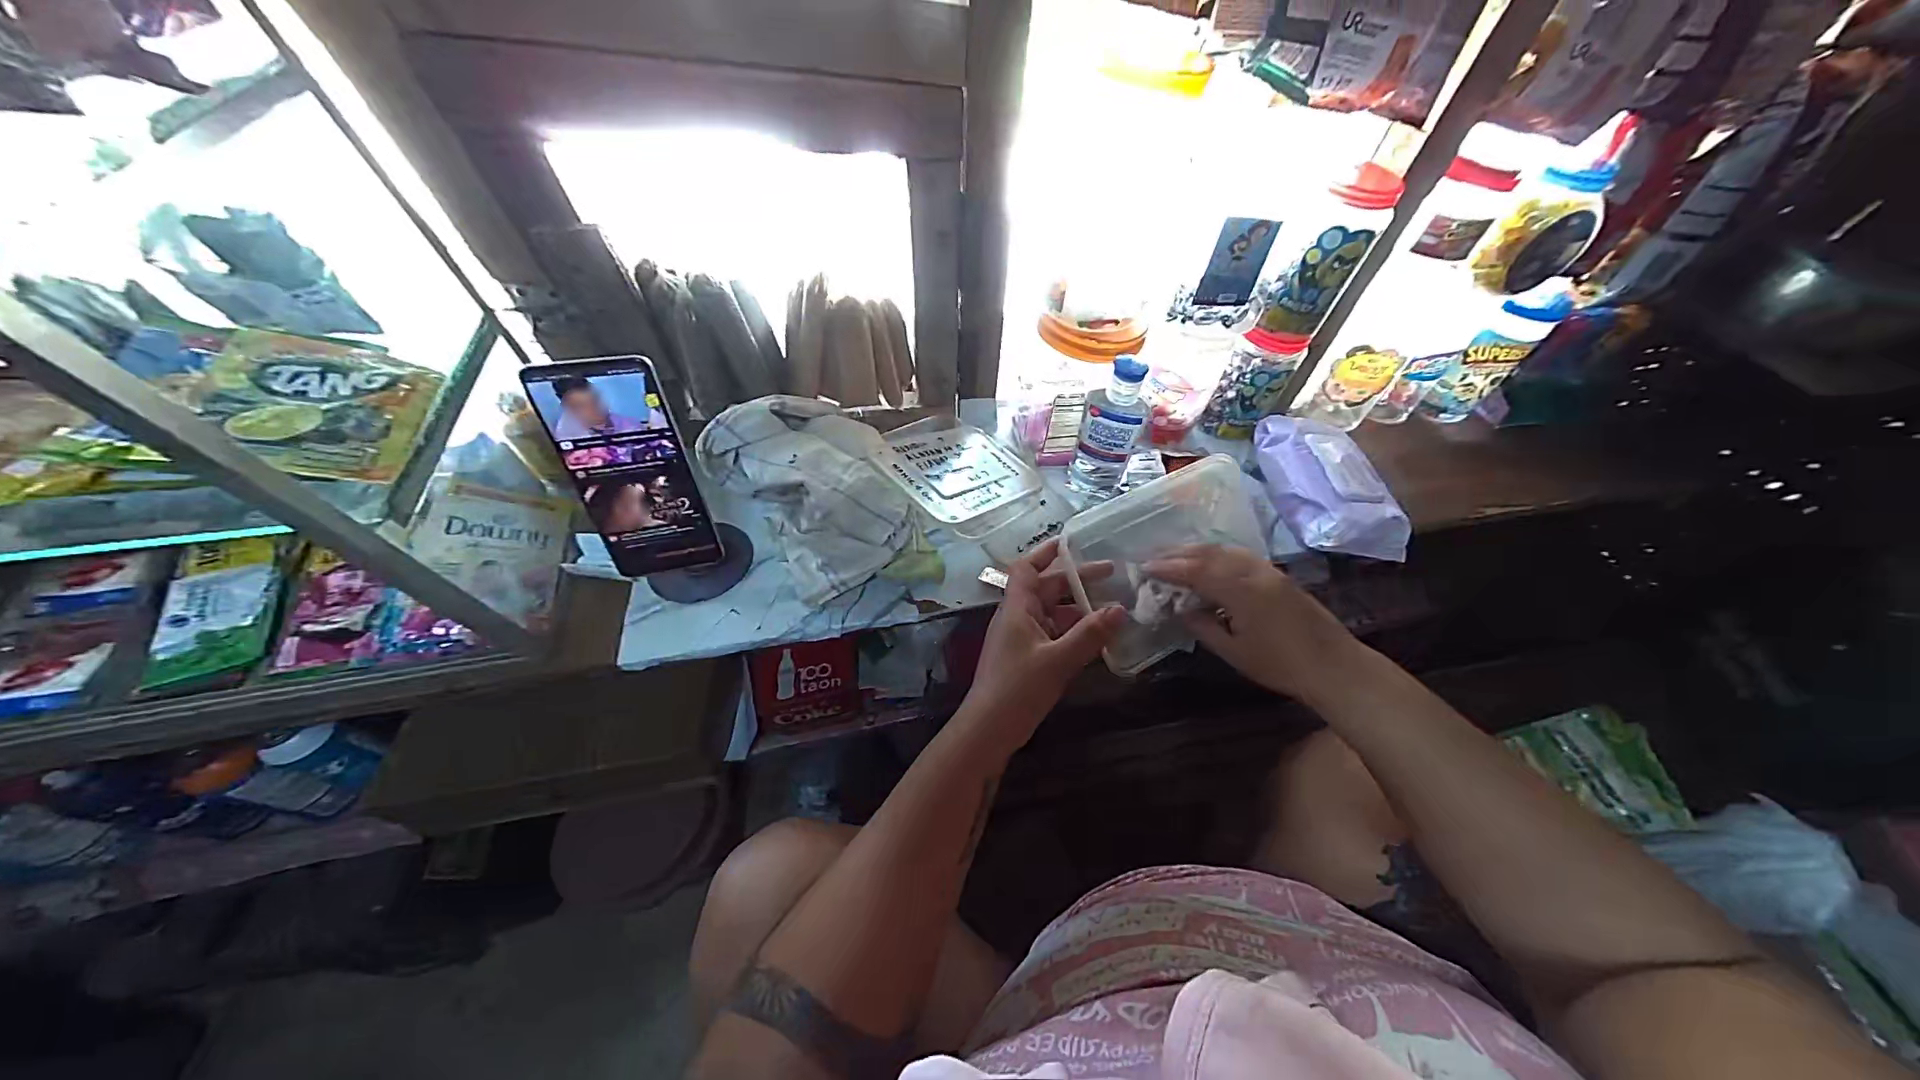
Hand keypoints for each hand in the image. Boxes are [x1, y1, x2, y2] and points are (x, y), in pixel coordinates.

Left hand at [963, 539, 1126, 740]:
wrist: (989, 730)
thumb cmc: (1018, 688)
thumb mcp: (1059, 660)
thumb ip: (1090, 634)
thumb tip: (1120, 609)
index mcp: (1016, 609)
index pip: (1027, 568)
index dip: (1047, 553)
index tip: (1075, 543)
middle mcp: (1016, 618)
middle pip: (1045, 589)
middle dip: (1075, 580)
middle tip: (1111, 576)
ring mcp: (1020, 640)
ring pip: (1051, 614)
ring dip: (1077, 609)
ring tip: (1111, 608)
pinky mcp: (1026, 660)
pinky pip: (1052, 635)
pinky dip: (1073, 632)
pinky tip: (1096, 639)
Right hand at [1143, 544, 1363, 703]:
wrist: (1334, 666)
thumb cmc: (1280, 665)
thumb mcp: (1234, 651)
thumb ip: (1203, 626)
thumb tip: (1181, 608)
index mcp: (1241, 590)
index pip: (1196, 570)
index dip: (1168, 568)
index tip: (1144, 569)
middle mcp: (1255, 572)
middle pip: (1210, 554)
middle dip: (1179, 554)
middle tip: (1153, 559)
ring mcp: (1269, 571)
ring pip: (1226, 551)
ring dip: (1197, 551)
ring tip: (1175, 557)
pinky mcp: (1278, 576)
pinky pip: (1240, 556)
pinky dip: (1218, 555)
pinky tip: (1209, 563)